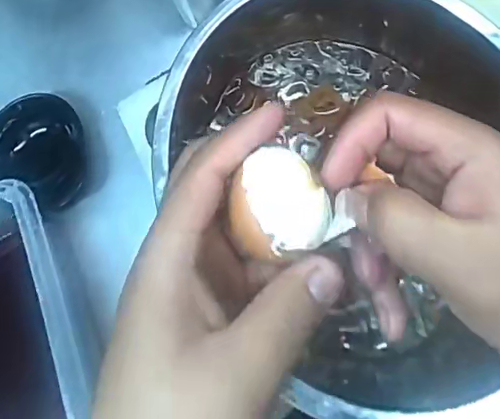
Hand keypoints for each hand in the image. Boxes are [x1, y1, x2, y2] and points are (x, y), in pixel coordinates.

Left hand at [95, 102, 343, 418]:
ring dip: (271, 219)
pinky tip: (310, 266)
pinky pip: (242, 274)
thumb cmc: (171, 416)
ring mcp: (189, 289)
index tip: (278, 111)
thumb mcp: (235, 372)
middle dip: (253, 166)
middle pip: (210, 191)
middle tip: (305, 154)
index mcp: (166, 254)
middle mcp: (174, 258)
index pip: (201, 175)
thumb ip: (287, 315)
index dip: (237, 138)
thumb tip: (334, 264)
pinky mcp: (204, 319)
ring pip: (231, 233)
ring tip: (321, 205)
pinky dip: (275, 265)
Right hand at [318, 92, 499, 393]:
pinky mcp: (455, 229)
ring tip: (380, 300)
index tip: (328, 189)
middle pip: (380, 160)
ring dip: (374, 249)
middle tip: (345, 250)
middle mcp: (456, 162)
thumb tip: (344, 198)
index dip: (350, 142)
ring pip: (388, 202)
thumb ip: (393, 219)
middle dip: (359, 208)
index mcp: (465, 147)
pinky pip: (406, 233)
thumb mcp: (460, 260)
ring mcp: (455, 197)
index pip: (387, 114)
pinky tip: (394, 312)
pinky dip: (393, 266)